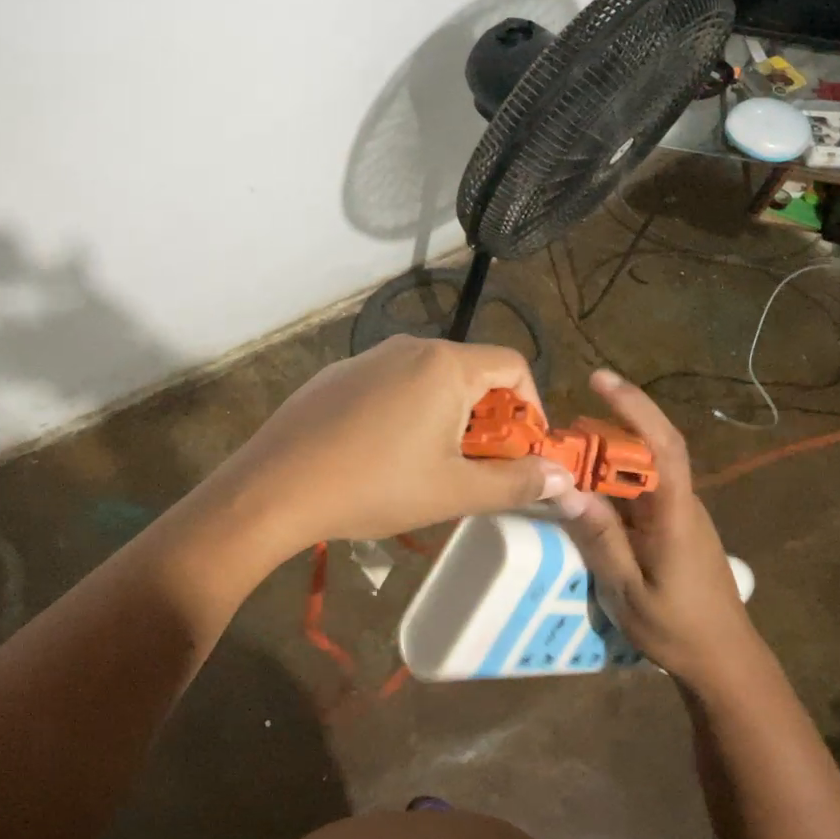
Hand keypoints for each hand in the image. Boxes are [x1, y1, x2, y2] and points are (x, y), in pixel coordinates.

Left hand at [193, 336, 573, 554]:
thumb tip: (563, 478)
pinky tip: (382, 456)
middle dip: (489, 418)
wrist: (277, 486)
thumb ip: (515, 482)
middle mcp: (408, 347)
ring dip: (447, 417)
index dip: (532, 408)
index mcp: (444, 365)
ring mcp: (367, 358)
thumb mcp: (454, 491)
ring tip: (432, 467)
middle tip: (480, 468)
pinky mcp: (336, 376)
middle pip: (471, 372)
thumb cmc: (375, 486)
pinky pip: (389, 385)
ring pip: (428, 379)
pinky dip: (406, 413)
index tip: (524, 453)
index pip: (513, 366)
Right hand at [557, 370, 760, 686]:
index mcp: (675, 514)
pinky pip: (639, 489)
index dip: (634, 407)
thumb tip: (566, 488)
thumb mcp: (629, 591)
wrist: (724, 663)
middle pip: (650, 447)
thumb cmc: (679, 631)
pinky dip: (610, 478)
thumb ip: (600, 539)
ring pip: (643, 468)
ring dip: (606, 452)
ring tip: (562, 452)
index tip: (599, 380)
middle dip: (608, 424)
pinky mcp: (670, 527)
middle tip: (559, 426)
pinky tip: (583, 489)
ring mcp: (678, 514)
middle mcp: (681, 504)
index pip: (662, 446)